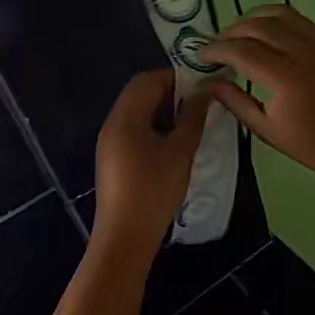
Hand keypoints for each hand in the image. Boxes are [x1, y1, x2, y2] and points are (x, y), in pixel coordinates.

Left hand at [94, 70, 212, 250]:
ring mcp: (109, 142)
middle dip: (169, 92)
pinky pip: (133, 129)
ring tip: (191, 121)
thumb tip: (205, 91)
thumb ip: (192, 118)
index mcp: (124, 118)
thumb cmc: (154, 191)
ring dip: (163, 110)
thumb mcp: (180, 152)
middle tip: (199, 102)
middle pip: (139, 93)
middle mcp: (112, 124)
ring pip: (136, 112)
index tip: (202, 85)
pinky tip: (174, 142)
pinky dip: (154, 126)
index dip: (175, 77)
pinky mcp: (112, 158)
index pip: (147, 80)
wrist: (125, 237)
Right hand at [201, 6, 314, 184]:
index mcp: (284, 79)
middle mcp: (301, 53)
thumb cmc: (308, 144)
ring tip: (237, 35)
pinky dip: (274, 17)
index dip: (215, 50)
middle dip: (229, 33)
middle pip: (255, 26)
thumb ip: (234, 100)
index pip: (240, 50)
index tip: (201, 56)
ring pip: (276, 14)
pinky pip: (297, 17)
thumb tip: (207, 82)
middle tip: (216, 48)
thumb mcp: (264, 129)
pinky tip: (264, 30)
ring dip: (250, 19)